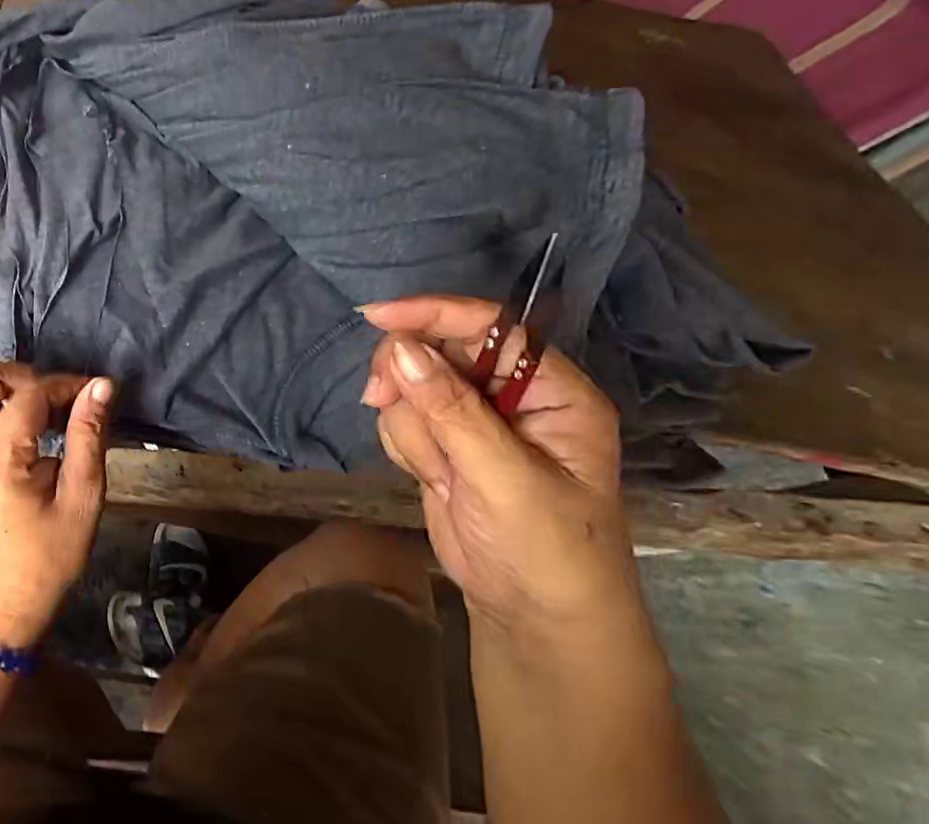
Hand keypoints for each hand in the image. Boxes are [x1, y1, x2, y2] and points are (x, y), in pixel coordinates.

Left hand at [0, 362, 114, 648]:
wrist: (10, 589)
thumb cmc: (53, 548)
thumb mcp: (83, 494)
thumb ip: (88, 434)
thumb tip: (101, 385)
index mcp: (2, 452)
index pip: (31, 392)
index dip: (65, 385)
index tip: (92, 394)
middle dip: (24, 378)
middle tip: (55, 402)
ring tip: (26, 407)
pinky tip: (1, 419)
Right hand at [357, 295, 638, 629]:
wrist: (531, 615)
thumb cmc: (548, 549)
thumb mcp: (506, 479)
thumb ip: (452, 411)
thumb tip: (399, 349)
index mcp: (551, 390)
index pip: (489, 328)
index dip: (434, 314)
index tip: (377, 316)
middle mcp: (511, 394)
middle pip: (437, 349)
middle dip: (408, 378)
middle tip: (382, 399)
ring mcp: (472, 419)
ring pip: (409, 386)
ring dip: (412, 428)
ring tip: (441, 474)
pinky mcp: (443, 442)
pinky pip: (400, 418)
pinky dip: (405, 445)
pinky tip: (434, 479)